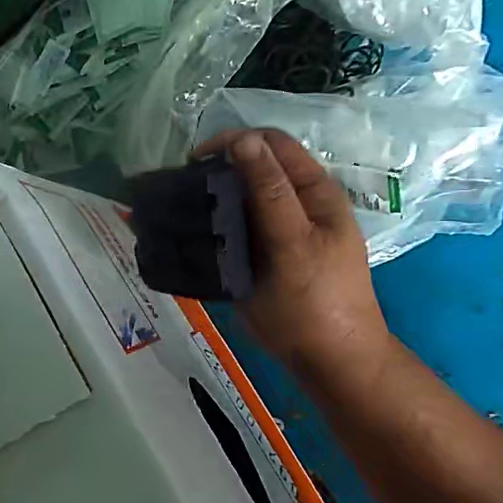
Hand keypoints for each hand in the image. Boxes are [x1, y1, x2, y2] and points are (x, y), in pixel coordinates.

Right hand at [197, 130, 395, 380]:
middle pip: (250, 168)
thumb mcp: (294, 242)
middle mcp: (291, 203)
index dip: (234, 142)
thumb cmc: (317, 301)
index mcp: (312, 191)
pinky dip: (207, 225)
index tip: (194, 161)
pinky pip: (228, 228)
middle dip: (214, 170)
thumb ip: (269, 191)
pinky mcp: (255, 255)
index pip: (271, 144)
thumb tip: (242, 140)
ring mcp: (272, 230)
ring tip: (174, 208)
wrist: (328, 362)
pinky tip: (183, 233)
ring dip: (206, 197)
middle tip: (179, 188)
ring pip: (235, 198)